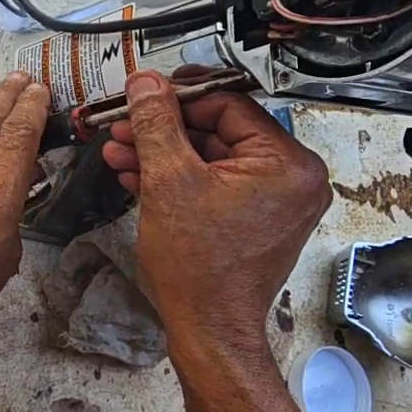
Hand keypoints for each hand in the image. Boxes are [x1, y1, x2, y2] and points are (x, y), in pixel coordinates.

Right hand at [101, 69, 329, 366]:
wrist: (206, 327)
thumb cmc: (199, 269)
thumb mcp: (168, 180)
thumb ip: (156, 124)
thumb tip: (147, 84)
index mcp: (287, 163)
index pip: (227, 105)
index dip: (177, 99)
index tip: (142, 96)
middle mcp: (291, 179)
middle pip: (216, 130)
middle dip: (161, 130)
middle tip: (124, 124)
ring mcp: (273, 200)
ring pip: (208, 157)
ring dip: (161, 152)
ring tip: (119, 151)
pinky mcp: (253, 218)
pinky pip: (212, 182)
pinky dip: (176, 178)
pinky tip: (136, 174)